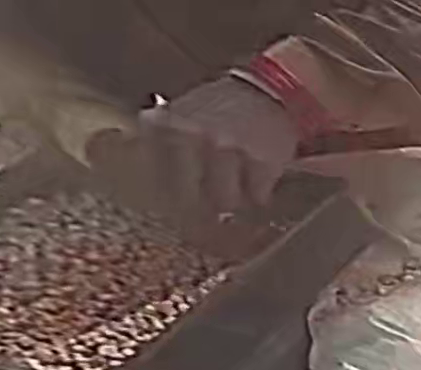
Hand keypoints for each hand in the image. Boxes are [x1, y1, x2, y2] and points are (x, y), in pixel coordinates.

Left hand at [91, 76, 297, 218]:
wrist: (265, 97)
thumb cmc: (221, 111)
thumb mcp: (180, 118)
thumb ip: (168, 143)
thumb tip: (160, 184)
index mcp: (161, 126)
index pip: (154, 175)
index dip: (166, 199)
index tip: (175, 216)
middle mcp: (188, 136)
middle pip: (189, 193)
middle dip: (201, 209)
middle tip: (209, 220)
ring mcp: (226, 150)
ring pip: (225, 199)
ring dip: (233, 205)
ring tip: (237, 204)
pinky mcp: (261, 163)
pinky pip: (257, 195)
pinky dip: (258, 198)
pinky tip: (259, 193)